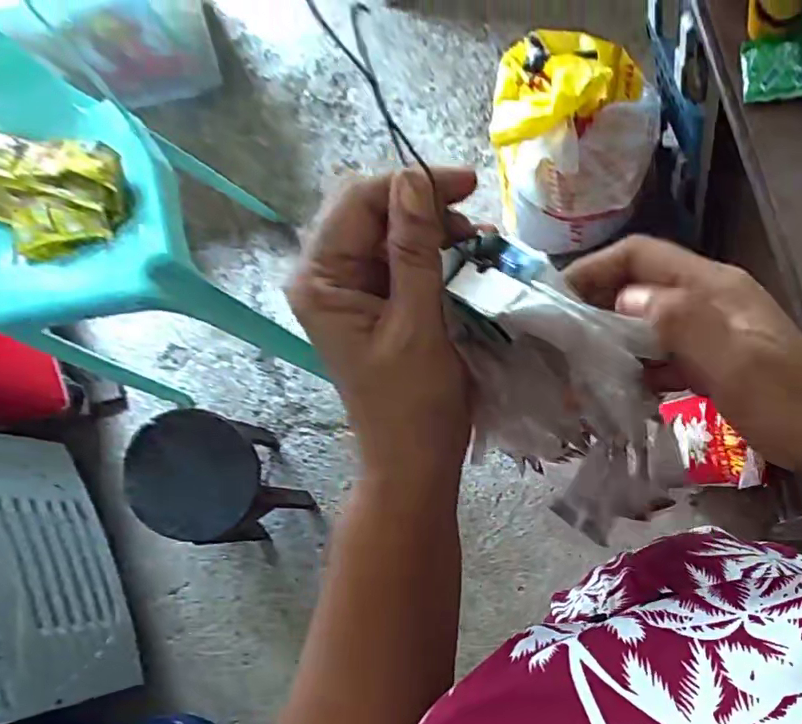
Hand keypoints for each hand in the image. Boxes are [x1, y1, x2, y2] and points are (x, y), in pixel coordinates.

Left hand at [288, 166, 479, 474]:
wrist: (415, 464)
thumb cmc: (415, 406)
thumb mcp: (418, 327)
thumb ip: (415, 253)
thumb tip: (414, 181)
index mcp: (321, 280)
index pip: (359, 202)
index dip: (411, 184)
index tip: (468, 185)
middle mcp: (327, 279)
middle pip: (372, 215)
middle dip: (425, 208)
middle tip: (477, 219)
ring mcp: (353, 295)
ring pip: (392, 240)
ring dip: (435, 234)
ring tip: (479, 242)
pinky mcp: (378, 311)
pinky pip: (404, 269)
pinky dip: (437, 262)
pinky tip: (468, 263)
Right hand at [565, 236, 801, 472]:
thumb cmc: (786, 404)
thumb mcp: (734, 361)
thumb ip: (680, 322)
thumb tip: (623, 300)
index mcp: (715, 287)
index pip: (643, 256)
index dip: (597, 269)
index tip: (557, 299)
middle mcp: (712, 301)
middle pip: (644, 289)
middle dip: (599, 308)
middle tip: (562, 343)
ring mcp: (716, 335)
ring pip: (653, 326)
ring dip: (618, 344)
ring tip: (582, 372)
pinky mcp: (718, 366)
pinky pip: (670, 359)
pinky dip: (643, 371)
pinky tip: (623, 394)